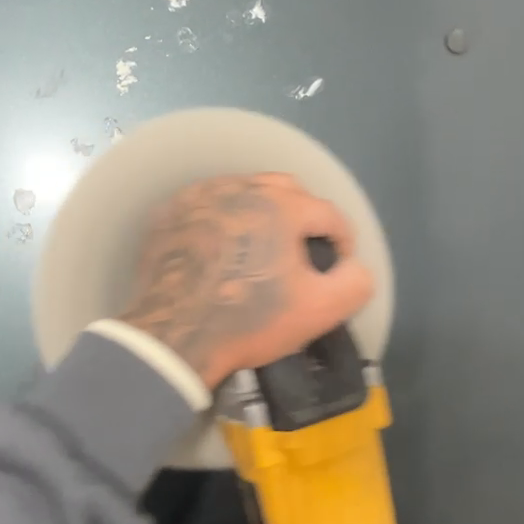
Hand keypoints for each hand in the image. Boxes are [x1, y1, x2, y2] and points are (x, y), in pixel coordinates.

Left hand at [116, 173, 374, 388]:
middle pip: (286, 189)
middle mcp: (239, 187)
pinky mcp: (169, 213)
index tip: (339, 263)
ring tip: (263, 246)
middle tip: (303, 249)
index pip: (327, 212)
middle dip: (304, 215)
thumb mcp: (319, 310)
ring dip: (262, 212)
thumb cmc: (249, 320)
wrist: (173, 337)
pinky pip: (208, 205)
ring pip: (244, 191)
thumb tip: (354, 265)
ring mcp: (199, 196)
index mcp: (280, 204)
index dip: (342, 238)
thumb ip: (354, 282)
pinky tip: (222, 247)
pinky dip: (223, 219)